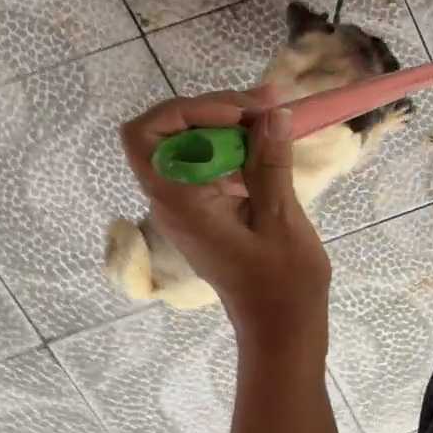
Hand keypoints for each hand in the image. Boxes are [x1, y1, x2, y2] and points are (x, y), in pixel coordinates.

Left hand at [119, 95, 330, 350]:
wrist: (282, 325)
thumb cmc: (282, 282)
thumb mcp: (281, 220)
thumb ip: (271, 165)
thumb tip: (273, 114)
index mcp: (180, 201)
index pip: (150, 133)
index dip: (190, 110)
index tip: (244, 114)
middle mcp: (172, 199)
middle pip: (168, 132)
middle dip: (215, 111)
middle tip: (268, 106)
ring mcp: (188, 205)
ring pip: (191, 145)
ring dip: (229, 126)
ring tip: (275, 116)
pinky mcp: (208, 211)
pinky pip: (210, 166)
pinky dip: (237, 148)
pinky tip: (271, 145)